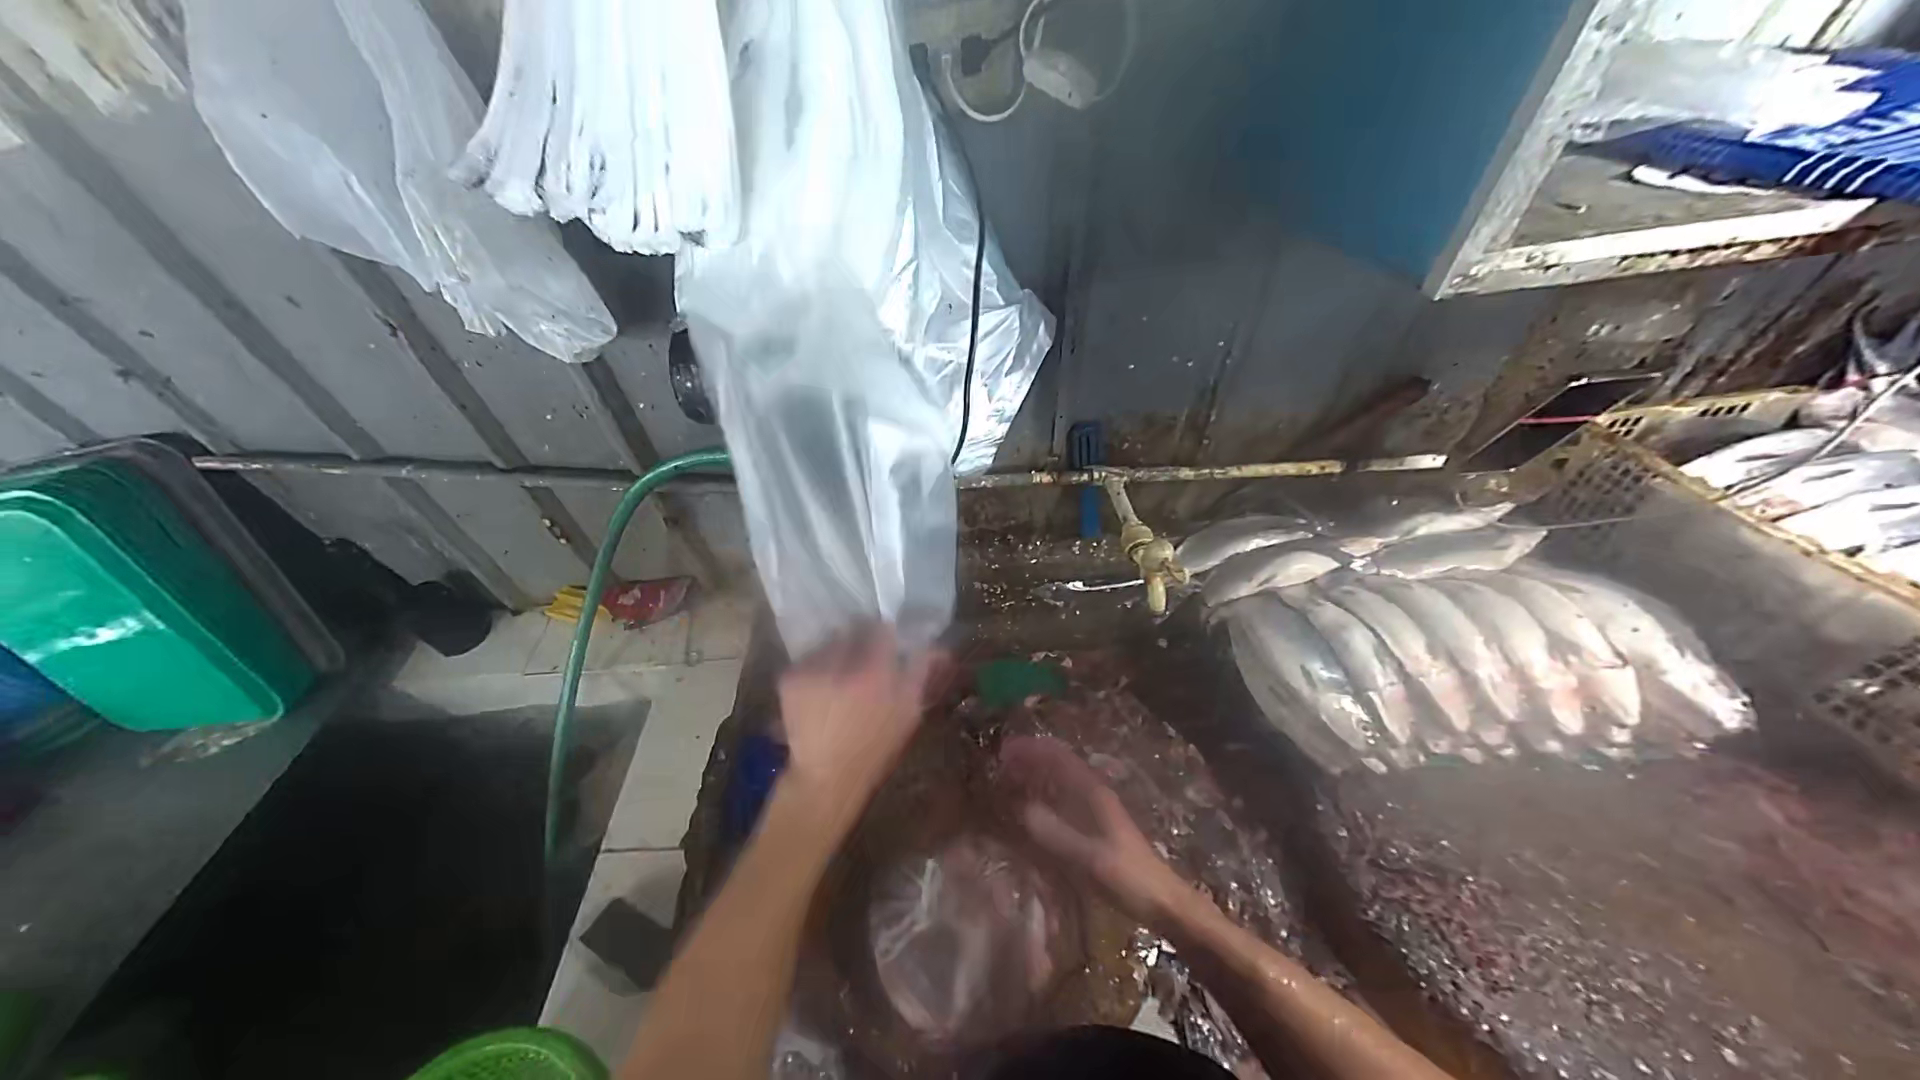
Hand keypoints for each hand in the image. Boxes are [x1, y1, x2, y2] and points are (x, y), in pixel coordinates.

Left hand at [776, 626, 934, 829]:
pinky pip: (808, 660)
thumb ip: (922, 672)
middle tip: (863, 662)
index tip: (888, 645)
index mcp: (874, 672)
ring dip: (837, 654)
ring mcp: (810, 670)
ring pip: (829, 644)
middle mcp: (840, 664)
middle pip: (853, 632)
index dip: (886, 635)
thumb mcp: (909, 712)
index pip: (881, 630)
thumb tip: (939, 647)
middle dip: (860, 641)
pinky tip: (821, 690)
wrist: (828, 777)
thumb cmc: (877, 747)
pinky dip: (816, 669)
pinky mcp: (789, 678)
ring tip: (840, 678)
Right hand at [999, 735, 1194, 924]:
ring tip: (1007, 783)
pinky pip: (1062, 801)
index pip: (1058, 755)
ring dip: (1035, 776)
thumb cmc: (1128, 877)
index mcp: (1093, 791)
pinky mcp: (1094, 827)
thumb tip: (1021, 808)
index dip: (1030, 748)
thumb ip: (1055, 833)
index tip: (1003, 751)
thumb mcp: (1089, 858)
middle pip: (1057, 763)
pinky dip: (1043, 797)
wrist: (1164, 902)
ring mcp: (1095, 809)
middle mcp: (1093, 793)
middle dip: (1029, 759)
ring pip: (1059, 781)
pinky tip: (1029, 810)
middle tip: (999, 767)